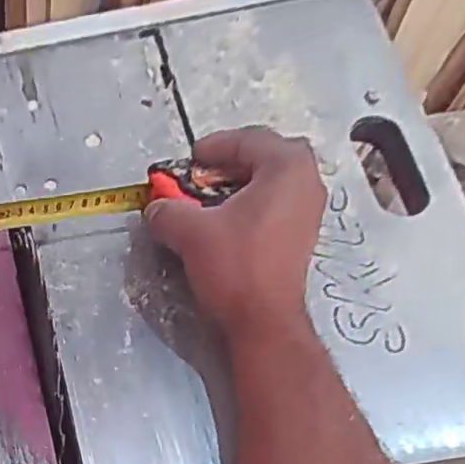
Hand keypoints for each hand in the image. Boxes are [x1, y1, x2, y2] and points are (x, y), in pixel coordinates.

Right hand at [145, 127, 325, 339]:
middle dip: (228, 168)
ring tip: (207, 207)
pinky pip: (274, 212)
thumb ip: (167, 210)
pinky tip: (225, 230)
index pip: (247, 140)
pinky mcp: (301, 243)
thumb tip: (155, 208)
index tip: (189, 161)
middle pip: (262, 161)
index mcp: (288, 165)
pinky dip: (249, 213)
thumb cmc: (235, 267)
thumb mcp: (191, 232)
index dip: (212, 148)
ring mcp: (309, 215)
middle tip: (199, 181)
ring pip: (269, 189)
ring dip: (237, 192)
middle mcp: (307, 183)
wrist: (263, 323)